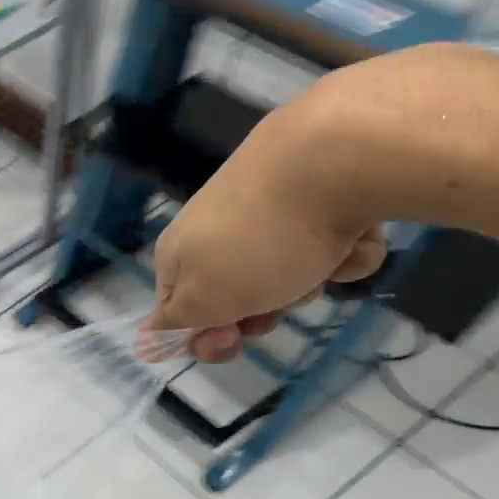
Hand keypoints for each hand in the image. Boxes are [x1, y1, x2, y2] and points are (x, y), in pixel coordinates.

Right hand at [144, 96, 386, 362]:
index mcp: (179, 254)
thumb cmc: (259, 241)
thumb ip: (175, 323)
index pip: (179, 312)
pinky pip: (334, 246)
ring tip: (323, 260)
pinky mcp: (320, 196)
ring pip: (290, 273)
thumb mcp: (205, 299)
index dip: (205, 335)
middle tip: (281, 301)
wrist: (334, 156)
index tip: (232, 342)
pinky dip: (346, 250)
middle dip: (265, 308)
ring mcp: (268, 211)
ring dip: (310, 280)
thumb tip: (146, 339)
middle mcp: (217, 231)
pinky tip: (351, 234)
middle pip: (239, 297)